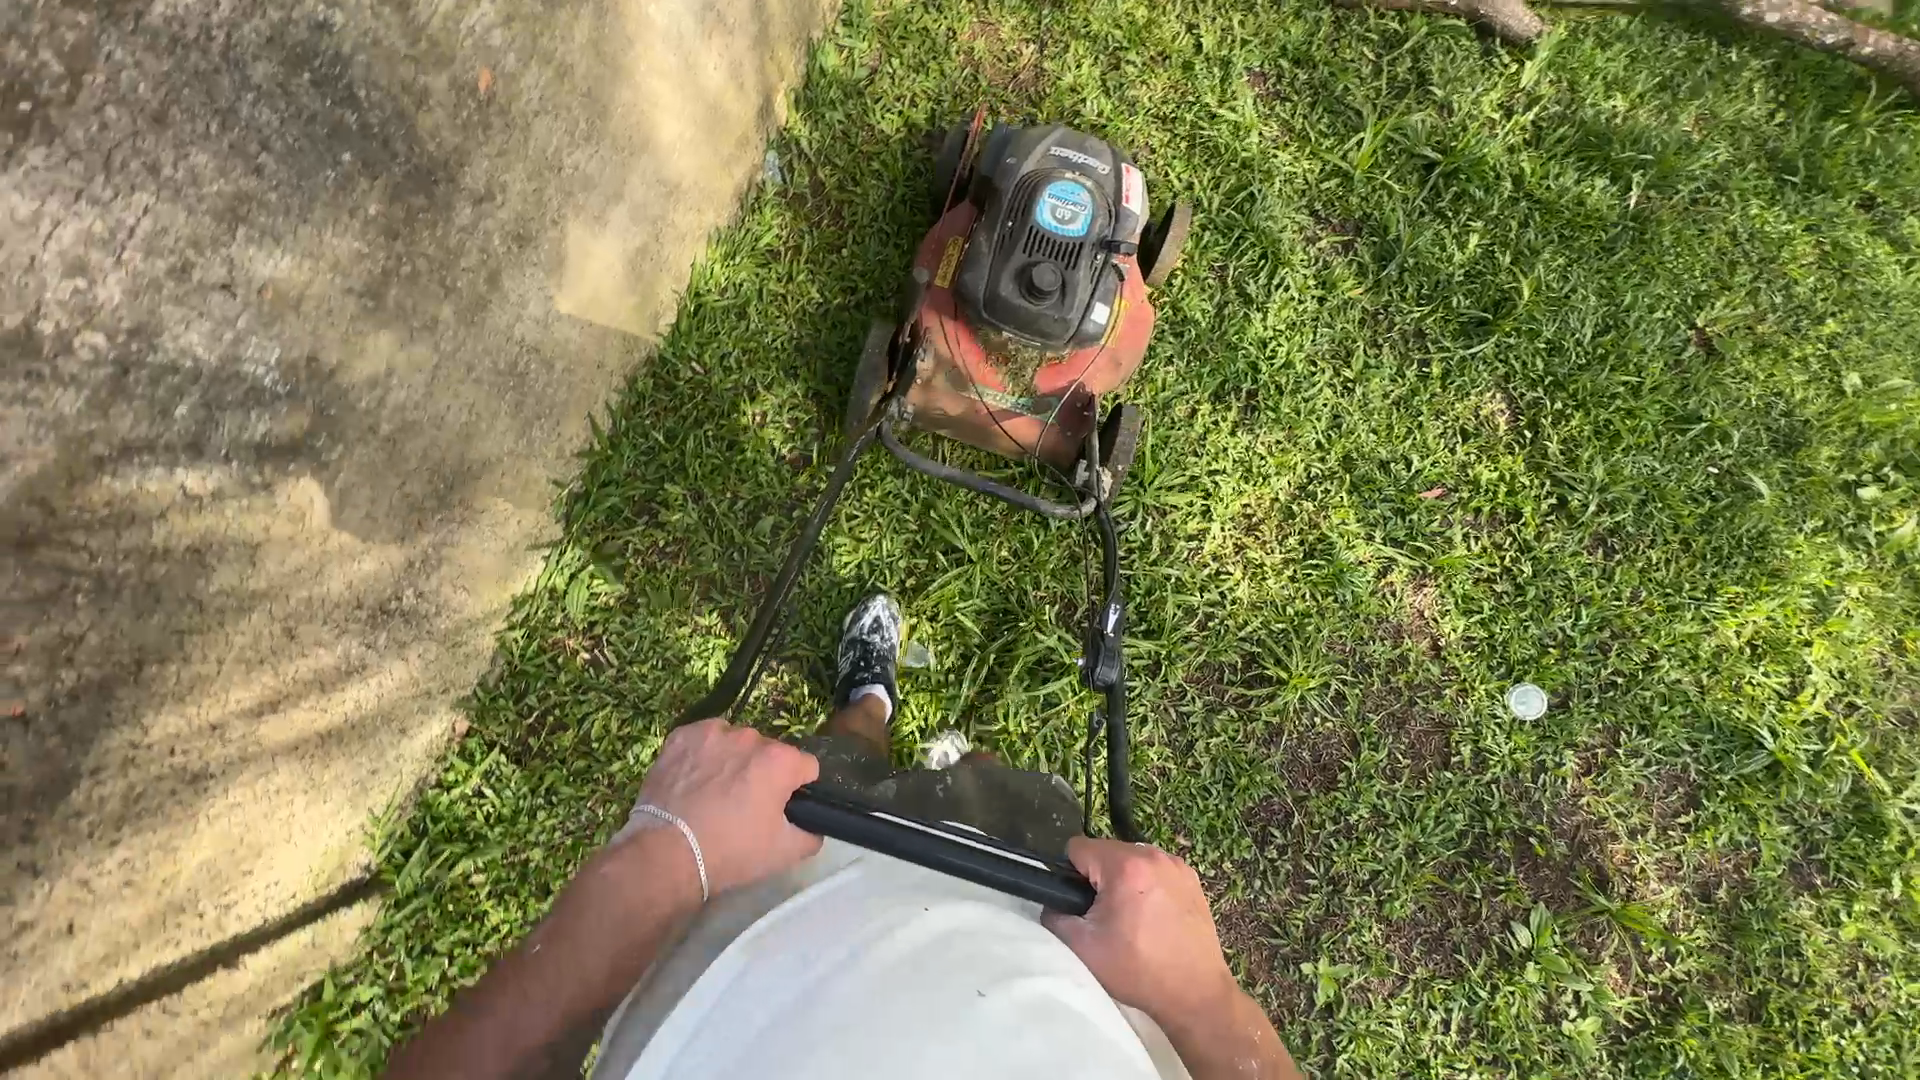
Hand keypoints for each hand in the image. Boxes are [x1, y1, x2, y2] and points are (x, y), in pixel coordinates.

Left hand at [624, 718, 821, 894]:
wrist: (665, 855)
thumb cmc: (730, 852)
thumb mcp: (784, 853)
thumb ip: (812, 834)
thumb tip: (814, 826)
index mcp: (780, 760)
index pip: (806, 766)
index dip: (797, 789)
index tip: (780, 809)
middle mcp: (751, 737)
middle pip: (769, 753)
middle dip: (763, 774)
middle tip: (743, 807)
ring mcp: (714, 733)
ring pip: (735, 744)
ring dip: (733, 762)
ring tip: (713, 795)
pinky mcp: (682, 737)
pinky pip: (703, 741)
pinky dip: (702, 756)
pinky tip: (692, 781)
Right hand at [1041, 837, 1237, 1022]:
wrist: (1195, 994)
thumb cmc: (1138, 970)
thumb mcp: (1083, 947)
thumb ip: (1054, 917)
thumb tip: (1051, 902)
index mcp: (1124, 865)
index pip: (1078, 847)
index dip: (1072, 874)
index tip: (1083, 903)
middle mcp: (1151, 854)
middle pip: (1106, 851)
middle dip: (1099, 877)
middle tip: (1108, 916)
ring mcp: (1175, 864)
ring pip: (1131, 858)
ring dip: (1124, 879)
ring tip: (1132, 917)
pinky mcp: (1191, 877)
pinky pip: (1155, 868)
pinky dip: (1148, 883)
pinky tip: (1154, 915)